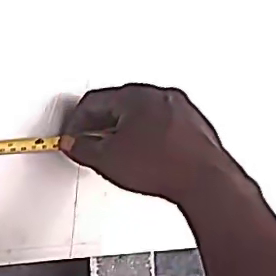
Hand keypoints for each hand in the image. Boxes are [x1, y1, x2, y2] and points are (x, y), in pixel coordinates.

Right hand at [60, 84, 247, 207]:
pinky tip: (142, 158)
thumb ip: (82, 148)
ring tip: (116, 154)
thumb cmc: (163, 165)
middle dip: (98, 125)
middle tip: (88, 143)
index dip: (75, 121)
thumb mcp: (107, 160)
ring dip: (123, 131)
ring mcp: (179, 108)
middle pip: (118, 104)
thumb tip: (73, 144)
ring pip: (140, 114)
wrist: (203, 179)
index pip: (93, 101)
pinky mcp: (193, 125)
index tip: (71, 137)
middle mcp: (159, 95)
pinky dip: (145, 137)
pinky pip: (160, 125)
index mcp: (135, 96)